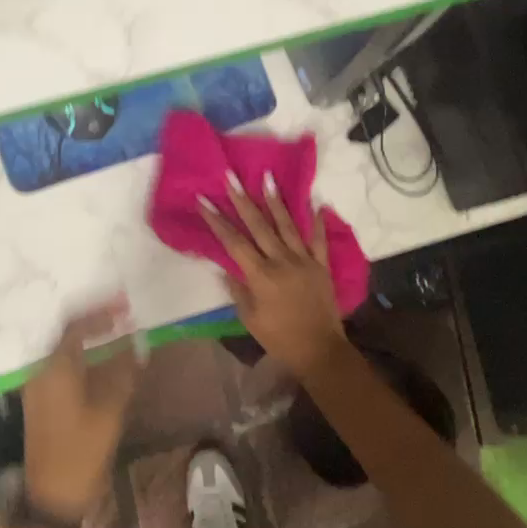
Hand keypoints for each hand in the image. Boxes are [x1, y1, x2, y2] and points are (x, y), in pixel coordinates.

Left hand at [22, 301, 140, 522]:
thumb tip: (136, 341)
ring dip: (91, 340)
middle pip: (67, 334)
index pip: (76, 325)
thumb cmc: (81, 453)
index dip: (102, 311)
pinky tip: (104, 364)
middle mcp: (40, 372)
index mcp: (54, 369)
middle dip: (96, 321)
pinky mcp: (42, 403)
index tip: (126, 305)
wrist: (50, 498)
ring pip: (65, 351)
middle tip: (124, 315)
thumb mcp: (109, 411)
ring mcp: (38, 388)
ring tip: (119, 335)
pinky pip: (63, 367)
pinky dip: (84, 358)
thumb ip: (123, 371)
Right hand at [199, 171, 347, 376]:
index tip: (204, 200)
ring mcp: (304, 260)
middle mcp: (281, 261)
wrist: (319, 350)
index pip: (234, 242)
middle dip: (242, 200)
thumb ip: (238, 291)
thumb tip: (227, 267)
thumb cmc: (279, 338)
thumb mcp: (250, 319)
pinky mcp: (322, 266)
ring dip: (275, 201)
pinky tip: (316, 202)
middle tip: (231, 177)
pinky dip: (317, 221)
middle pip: (258, 226)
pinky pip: (319, 239)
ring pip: (287, 225)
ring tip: (267, 177)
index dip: (217, 220)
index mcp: (260, 276)